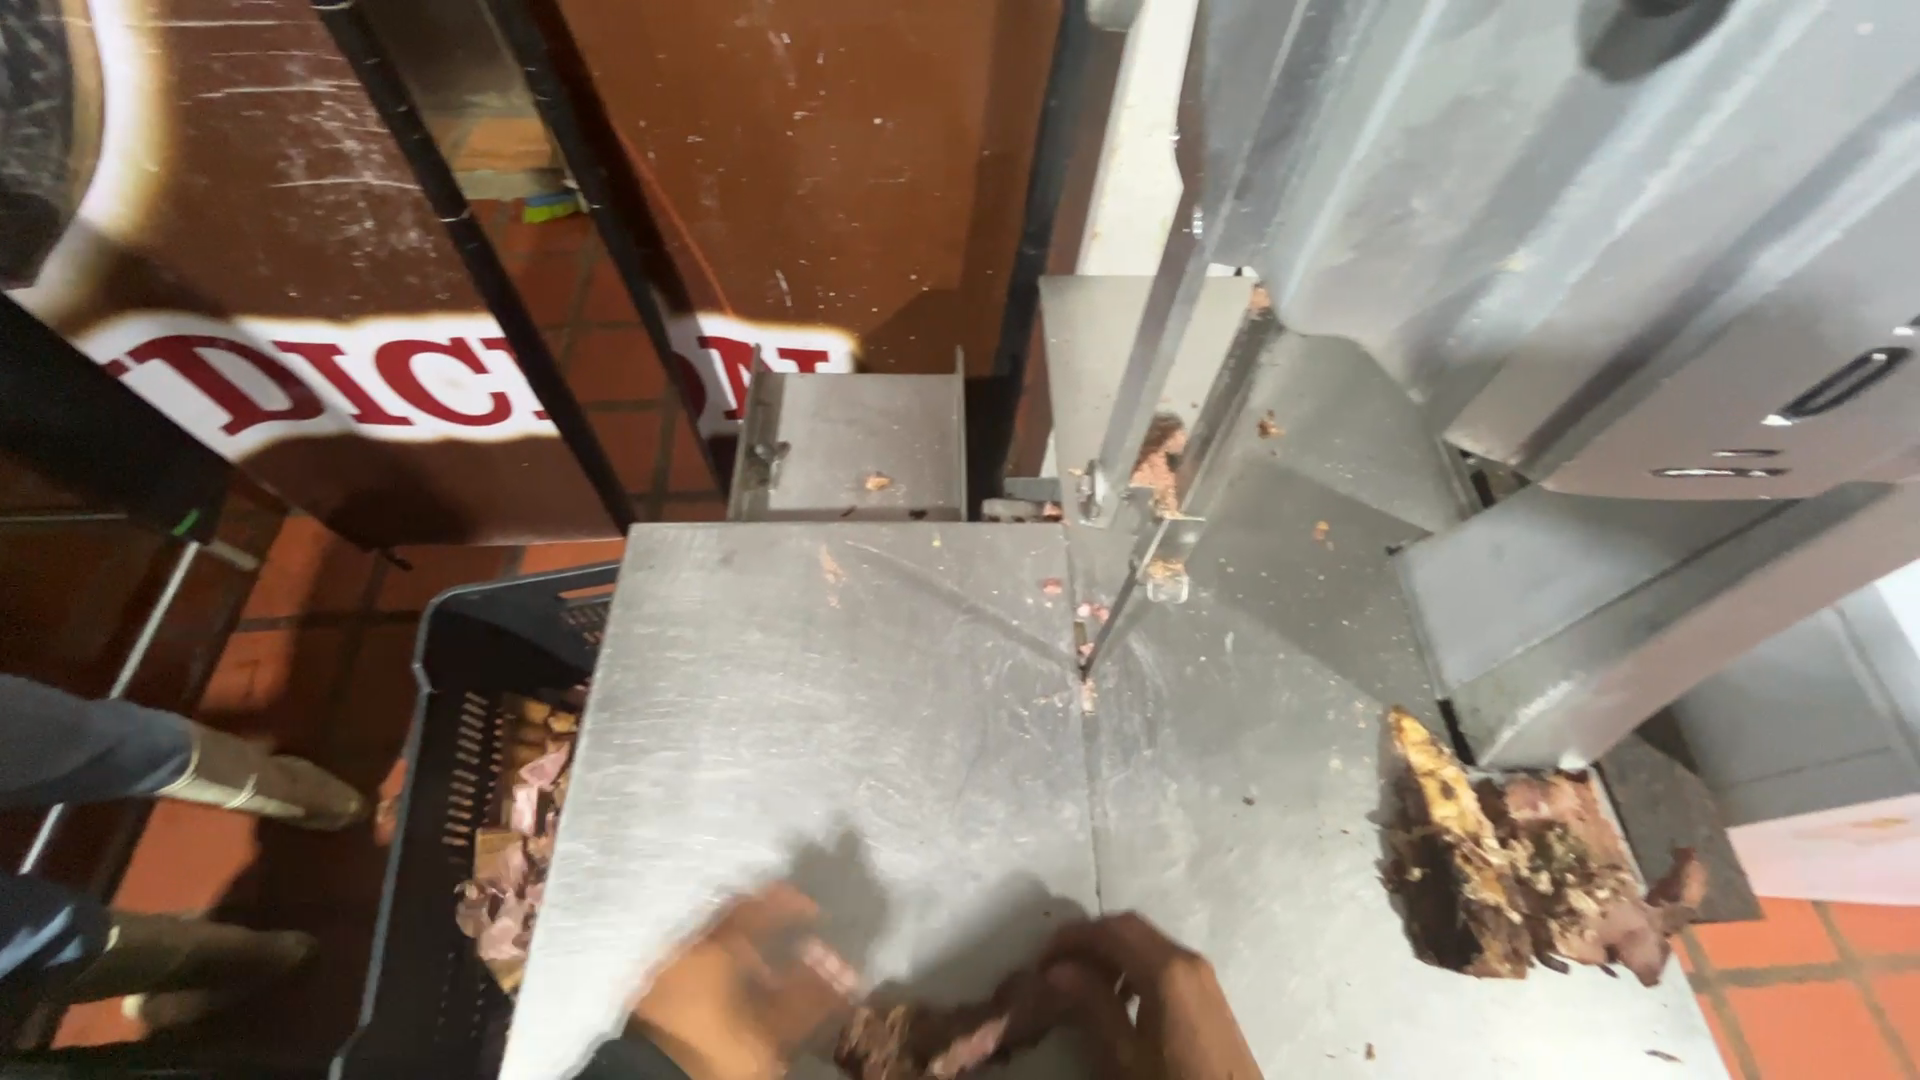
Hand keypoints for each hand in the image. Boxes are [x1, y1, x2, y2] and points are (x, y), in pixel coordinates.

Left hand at [632, 884, 858, 1079]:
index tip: (814, 912)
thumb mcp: (772, 1032)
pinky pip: (695, 966)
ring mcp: (667, 971)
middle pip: (734, 919)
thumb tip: (844, 971)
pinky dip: (720, 971)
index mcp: (720, 944)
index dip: (791, 903)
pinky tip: (733, 998)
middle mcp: (691, 945)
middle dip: (766, 925)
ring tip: (766, 976)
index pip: (761, 904)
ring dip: (743, 951)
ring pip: (713, 944)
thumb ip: (811, 997)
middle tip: (790, 938)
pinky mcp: (653, 999)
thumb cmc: (716, 1053)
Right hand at [1043, 913, 1262, 1079]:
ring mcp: (1202, 974)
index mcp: (1166, 969)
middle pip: (1129, 927)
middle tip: (1057, 965)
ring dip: (1112, 950)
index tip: (1042, 959)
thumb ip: (1092, 1005)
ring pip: (1147, 941)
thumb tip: (1057, 969)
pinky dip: (1134, 964)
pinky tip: (1120, 998)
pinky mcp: (1208, 993)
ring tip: (1082, 982)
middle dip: (1090, 938)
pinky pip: (1163, 960)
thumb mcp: (1125, 1058)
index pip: (1110, 930)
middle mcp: (1186, 957)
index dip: (1072, 937)